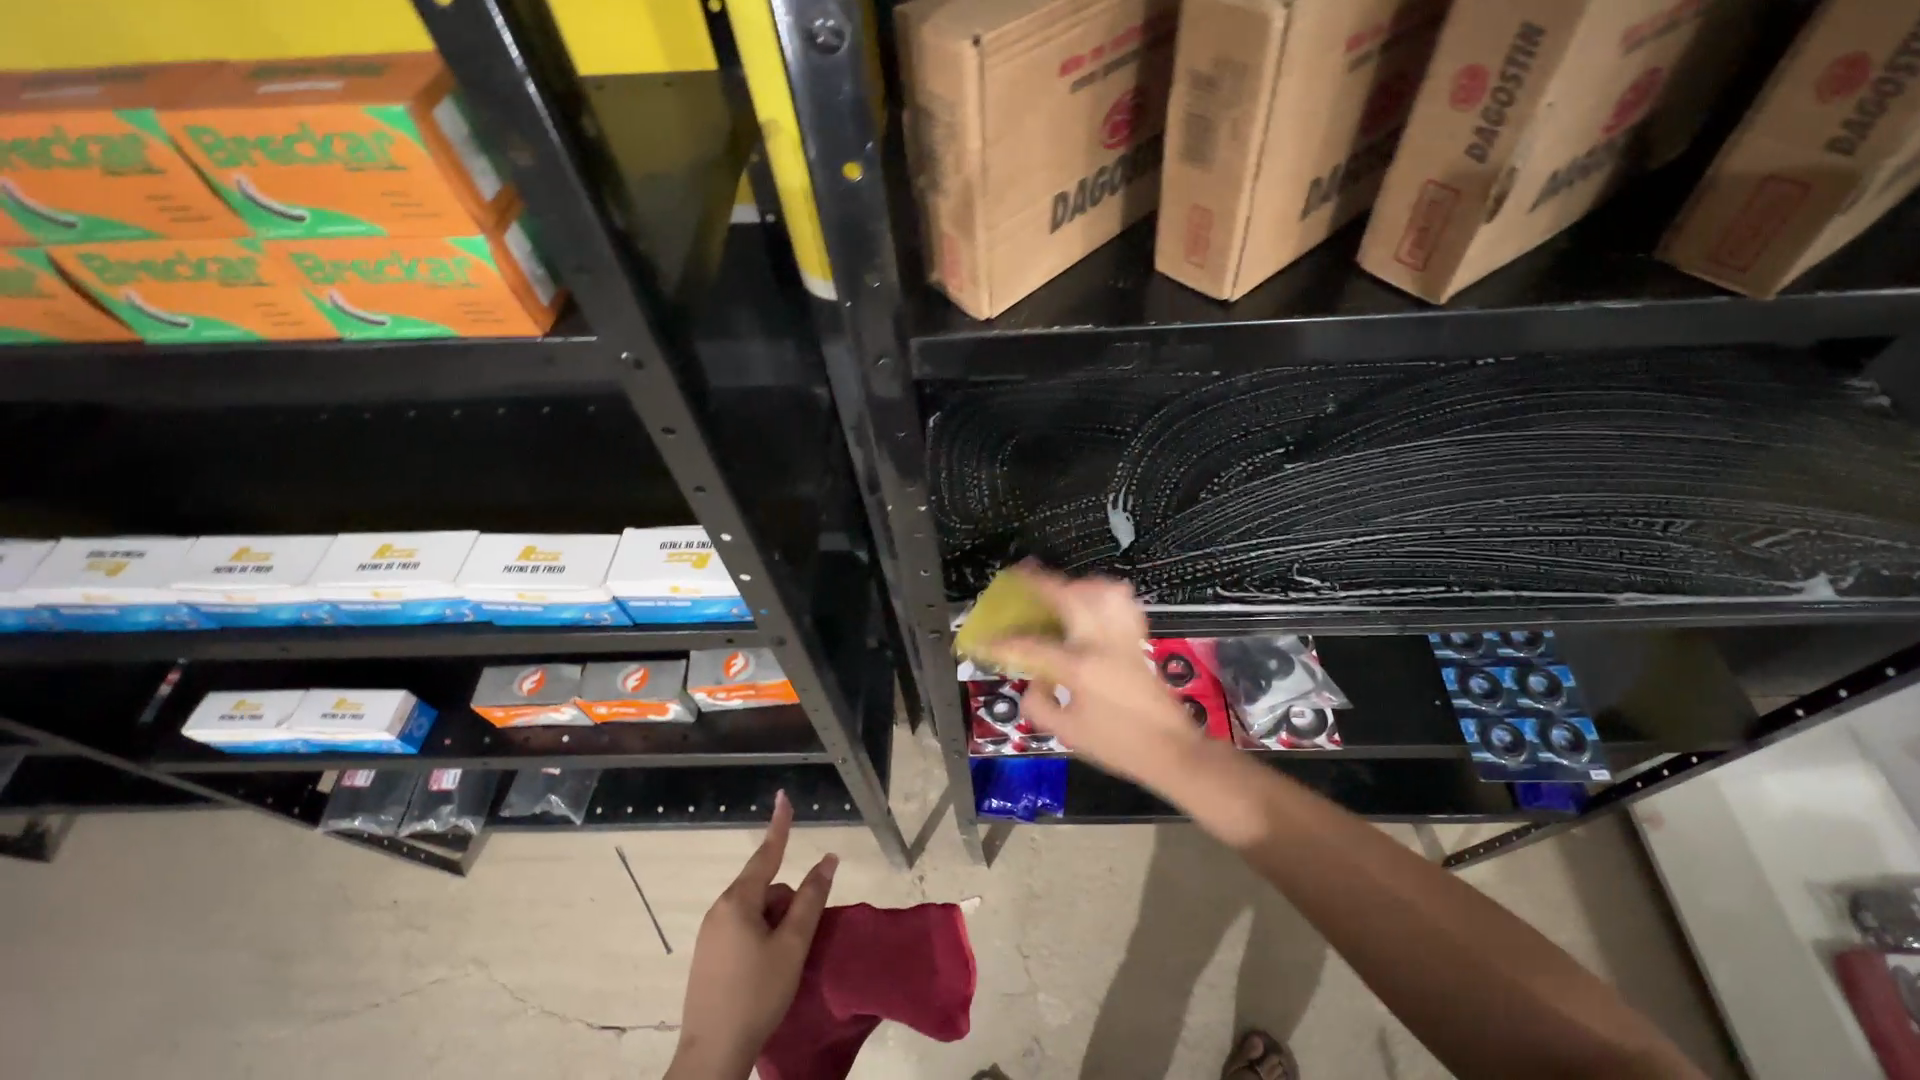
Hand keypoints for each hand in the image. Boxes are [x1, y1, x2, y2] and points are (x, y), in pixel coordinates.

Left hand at [666, 791, 837, 1079]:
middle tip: (798, 944)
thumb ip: (810, 900)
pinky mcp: (708, 956)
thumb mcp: (792, 945)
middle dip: (787, 905)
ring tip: (782, 966)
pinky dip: (762, 940)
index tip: (783, 797)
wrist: (713, 1050)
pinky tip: (766, 973)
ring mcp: (710, 934)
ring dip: (776, 926)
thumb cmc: (757, 993)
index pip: (766, 854)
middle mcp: (719, 910)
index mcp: (738, 901)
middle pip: (765, 889)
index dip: (779, 826)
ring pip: (756, 913)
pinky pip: (743, 931)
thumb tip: (827, 861)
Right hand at [985, 565, 1202, 787]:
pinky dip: (1105, 594)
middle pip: (1070, 596)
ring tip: (1059, 589)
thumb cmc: (1117, 745)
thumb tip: (1033, 682)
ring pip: (1101, 591)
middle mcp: (1102, 643)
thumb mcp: (1067, 732)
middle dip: (1041, 583)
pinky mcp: (1140, 641)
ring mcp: (1124, 638)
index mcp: (1080, 668)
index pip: (1032, 645)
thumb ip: (1039, 705)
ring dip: (1075, 584)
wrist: (1172, 751)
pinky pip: (1123, 603)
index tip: (985, 640)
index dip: (1004, 642)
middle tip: (1021, 577)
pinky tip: (1094, 601)